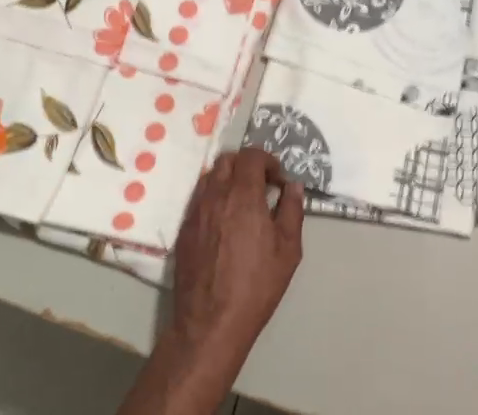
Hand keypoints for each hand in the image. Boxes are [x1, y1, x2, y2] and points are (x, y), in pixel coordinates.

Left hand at [167, 147, 303, 359]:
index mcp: (243, 196)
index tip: (278, 179)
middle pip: (227, 160)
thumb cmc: (256, 285)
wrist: (211, 321)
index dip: (267, 160)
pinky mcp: (184, 230)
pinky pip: (198, 200)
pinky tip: (224, 223)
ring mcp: (195, 212)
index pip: (251, 156)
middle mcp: (215, 196)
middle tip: (261, 185)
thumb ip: (292, 211)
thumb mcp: (288, 250)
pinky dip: (213, 199)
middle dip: (246, 165)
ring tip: (242, 203)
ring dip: (228, 179)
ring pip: (209, 177)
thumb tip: (293, 186)